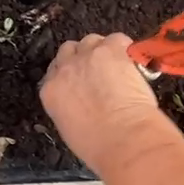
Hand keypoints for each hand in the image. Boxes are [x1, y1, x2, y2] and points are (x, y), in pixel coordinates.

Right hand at [39, 33, 177, 176]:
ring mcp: (89, 55)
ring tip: (117, 67)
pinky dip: (125, 49)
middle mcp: (65, 68)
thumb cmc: (99, 145)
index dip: (69, 73)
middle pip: (69, 50)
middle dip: (82, 58)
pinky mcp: (113, 49)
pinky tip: (132, 64)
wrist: (124, 138)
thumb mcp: (71, 129)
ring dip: (102, 50)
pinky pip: (117, 39)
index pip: (54, 72)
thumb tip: (82, 105)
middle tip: (99, 71)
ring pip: (92, 41)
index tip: (80, 80)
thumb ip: (69, 109)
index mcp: (51, 91)